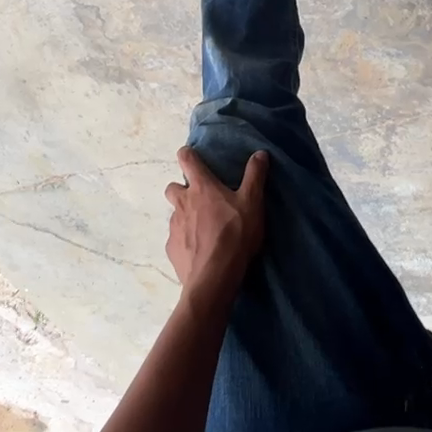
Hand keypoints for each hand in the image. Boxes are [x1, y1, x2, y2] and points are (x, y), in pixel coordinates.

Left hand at [163, 147, 268, 294]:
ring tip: (204, 230)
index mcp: (201, 187)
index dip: (187, 155)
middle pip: (172, 188)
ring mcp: (174, 226)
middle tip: (200, 200)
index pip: (186, 159)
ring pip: (175, 215)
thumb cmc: (235, 235)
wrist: (214, 278)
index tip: (192, 156)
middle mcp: (182, 202)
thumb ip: (255, 176)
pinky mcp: (171, 249)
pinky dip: (185, 241)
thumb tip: (260, 153)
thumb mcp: (252, 203)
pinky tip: (199, 251)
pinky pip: (176, 240)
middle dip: (182, 190)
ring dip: (185, 217)